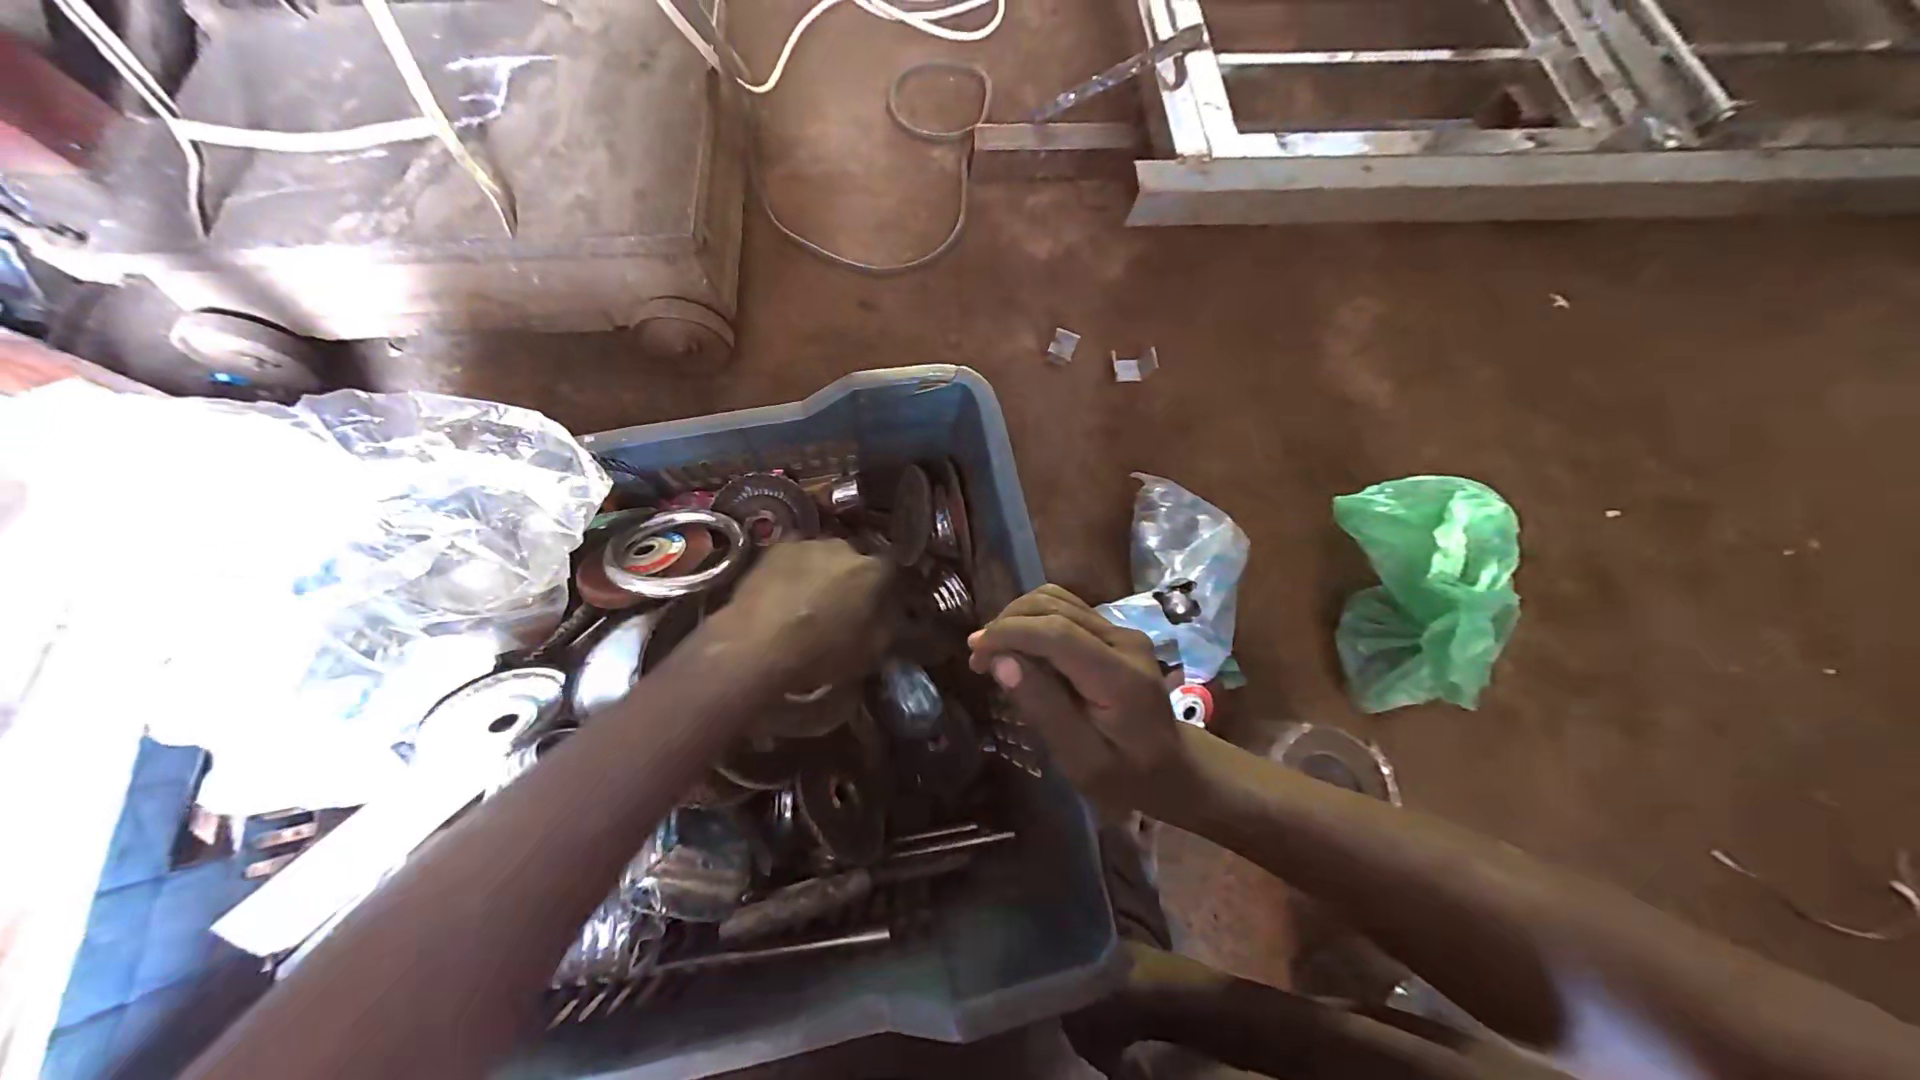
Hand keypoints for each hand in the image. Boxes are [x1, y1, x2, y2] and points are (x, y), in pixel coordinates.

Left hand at [708, 538, 895, 691]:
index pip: (891, 570)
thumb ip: (888, 624)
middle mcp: (845, 548)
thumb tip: (890, 611)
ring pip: (823, 556)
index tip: (878, 604)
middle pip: (855, 560)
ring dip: (822, 572)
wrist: (757, 646)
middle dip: (852, 578)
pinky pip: (794, 556)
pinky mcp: (775, 548)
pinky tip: (783, 592)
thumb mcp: (871, 651)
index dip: (885, 588)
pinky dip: (794, 570)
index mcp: (874, 571)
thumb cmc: (821, 654)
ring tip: (807, 600)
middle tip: (840, 605)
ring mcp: (808, 543)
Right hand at [967, 585, 1195, 814]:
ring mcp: (1121, 630)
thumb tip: (1002, 662)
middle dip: (1007, 623)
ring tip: (994, 652)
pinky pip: (1065, 610)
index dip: (1010, 633)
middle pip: (1053, 606)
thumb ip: (1044, 708)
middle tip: (979, 658)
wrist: (1174, 767)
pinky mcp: (1113, 631)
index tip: (975, 652)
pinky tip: (1018, 646)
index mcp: (1120, 676)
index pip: (1057, 632)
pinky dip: (1032, 619)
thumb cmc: (1127, 775)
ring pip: (1057, 599)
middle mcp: (1123, 640)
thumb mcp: (1082, 760)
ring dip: (1017, 617)